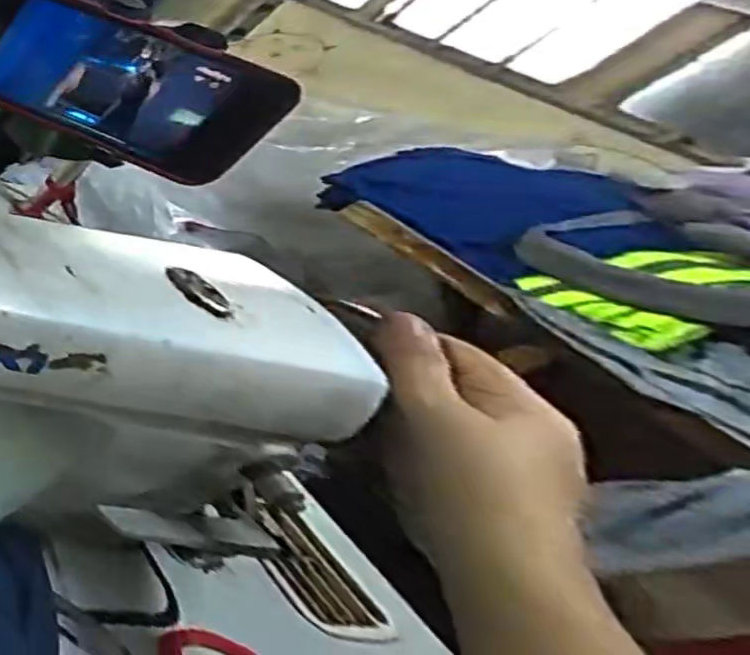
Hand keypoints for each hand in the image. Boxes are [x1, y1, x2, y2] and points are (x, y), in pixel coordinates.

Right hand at [371, 314, 640, 654]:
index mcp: (529, 407)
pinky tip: (398, 461)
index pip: (457, 349)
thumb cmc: (466, 487)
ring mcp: (526, 472)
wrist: (500, 580)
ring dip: (411, 419)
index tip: (359, 347)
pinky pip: (454, 455)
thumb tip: (400, 317)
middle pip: (455, 387)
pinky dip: (423, 450)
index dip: (405, 343)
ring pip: (452, 423)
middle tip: (364, 389)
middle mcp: (537, 435)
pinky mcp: (504, 501)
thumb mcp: (430, 412)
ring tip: (374, 425)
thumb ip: (412, 359)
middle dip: (406, 384)